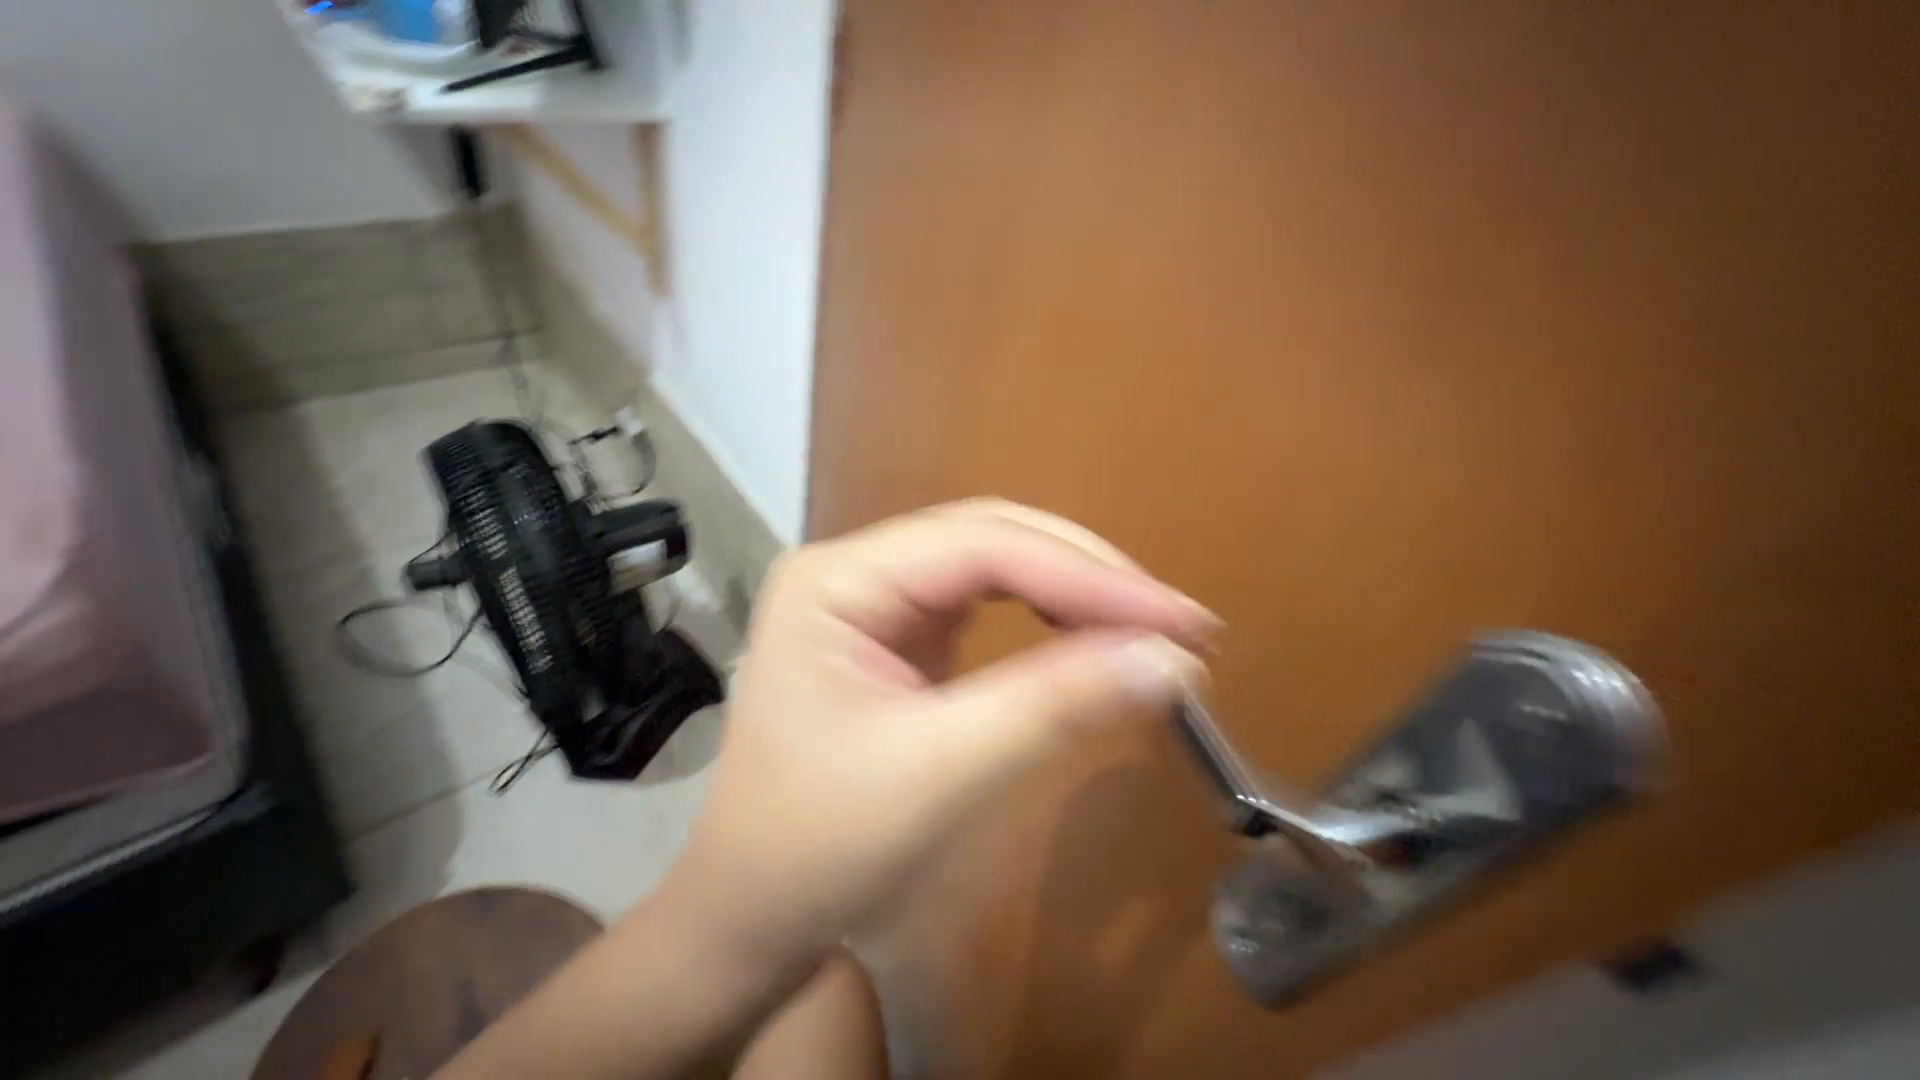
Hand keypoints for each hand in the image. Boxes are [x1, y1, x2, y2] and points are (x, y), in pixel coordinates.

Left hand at [665, 500, 1217, 965]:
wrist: (749, 917)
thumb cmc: (818, 848)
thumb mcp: (940, 774)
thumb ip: (1053, 707)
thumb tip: (1172, 660)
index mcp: (836, 579)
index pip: (983, 547)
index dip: (1089, 578)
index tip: (1181, 623)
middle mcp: (853, 571)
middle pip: (990, 541)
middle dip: (1088, 578)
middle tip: (1179, 625)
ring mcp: (873, 604)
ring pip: (993, 568)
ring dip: (1075, 593)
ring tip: (1151, 629)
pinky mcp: (895, 641)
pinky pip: (984, 609)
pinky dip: (1046, 621)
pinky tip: (1090, 639)